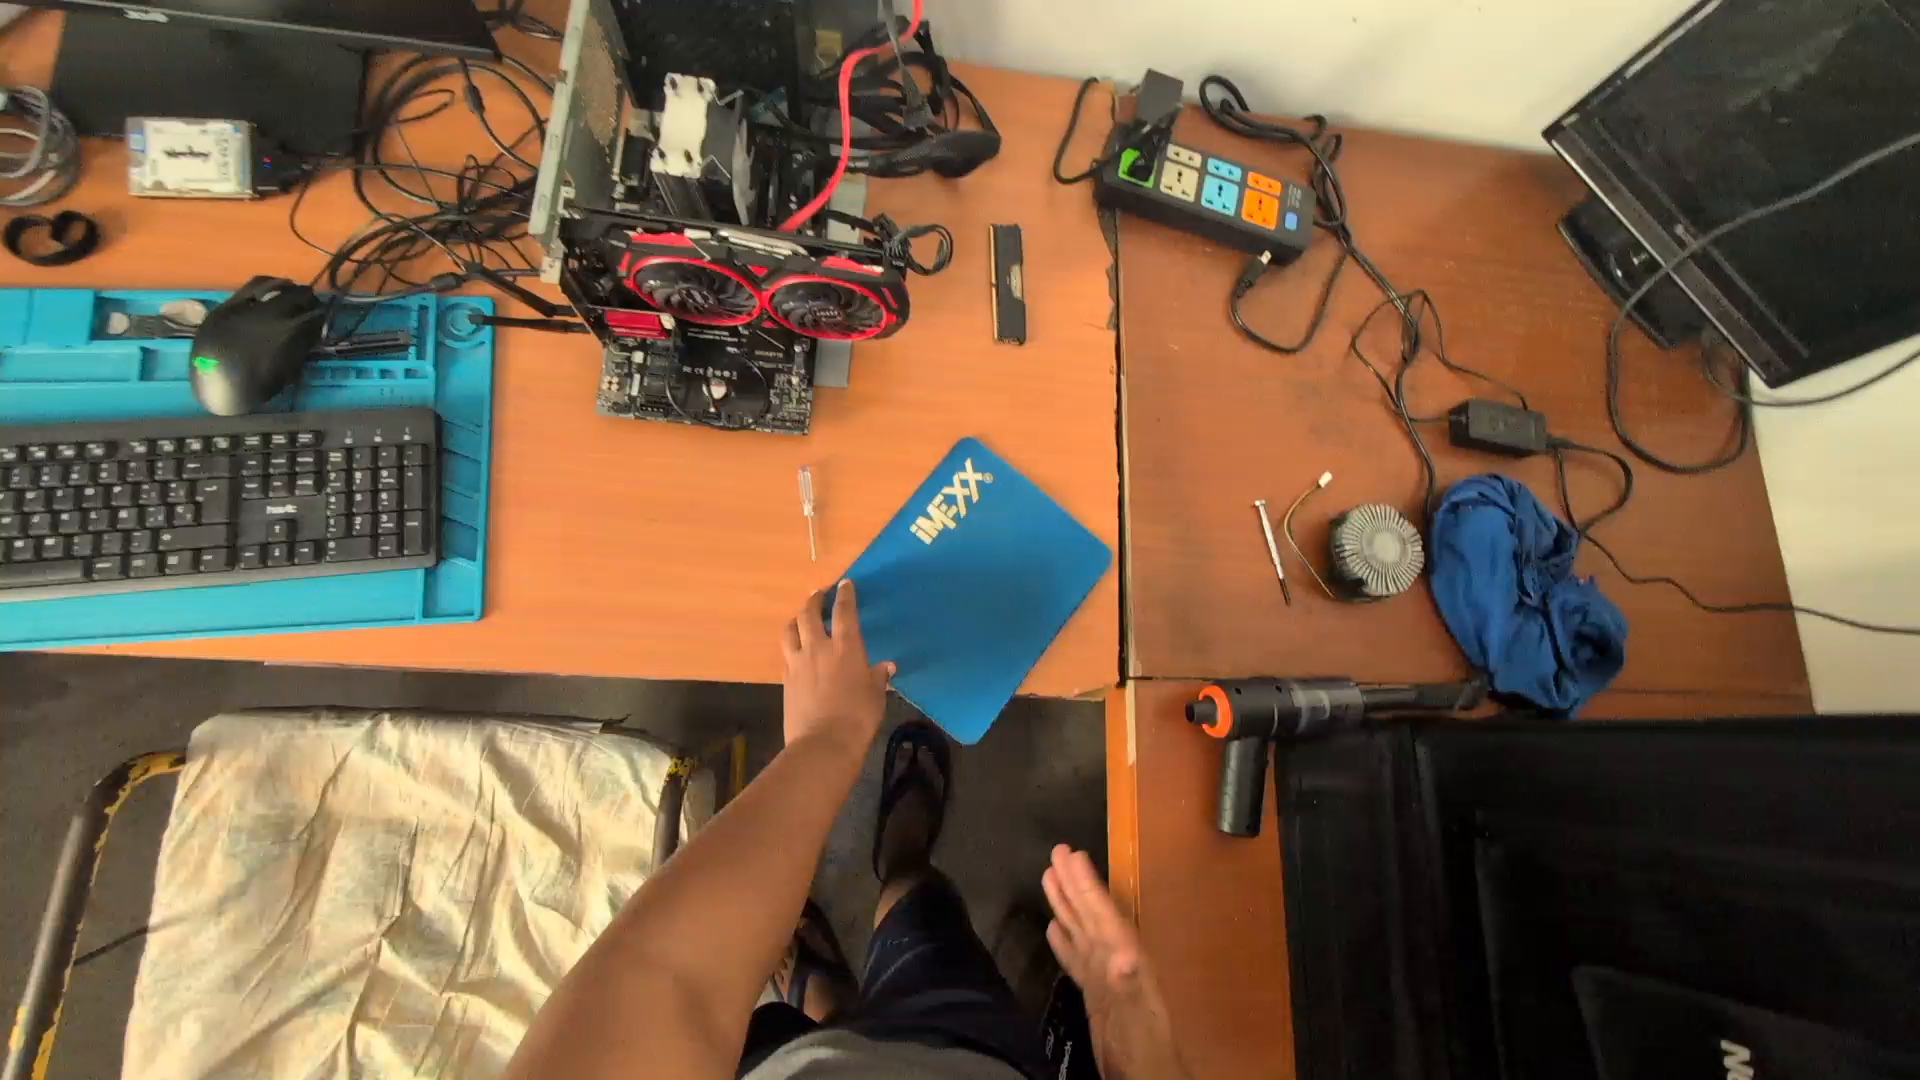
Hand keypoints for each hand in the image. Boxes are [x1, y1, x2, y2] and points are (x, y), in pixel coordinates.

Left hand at [781, 580, 894, 756]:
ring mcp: (797, 662)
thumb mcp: (876, 694)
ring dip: (796, 619)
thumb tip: (886, 666)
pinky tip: (795, 650)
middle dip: (814, 600)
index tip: (845, 584)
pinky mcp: (785, 679)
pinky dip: (791, 645)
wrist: (823, 742)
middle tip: (818, 594)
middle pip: (809, 614)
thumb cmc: (858, 716)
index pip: (844, 612)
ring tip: (801, 618)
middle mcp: (818, 648)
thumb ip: (878, 676)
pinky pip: (786, 653)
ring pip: (790, 630)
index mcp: (845, 647)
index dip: (845, 595)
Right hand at [1043, 845, 1189, 1079]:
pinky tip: (1053, 928)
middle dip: (1075, 884)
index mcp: (1125, 958)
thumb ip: (1128, 986)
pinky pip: (1076, 961)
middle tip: (1058, 851)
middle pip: (1090, 915)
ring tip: (1050, 875)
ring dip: (1067, 904)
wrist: (1147, 1079)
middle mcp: (1113, 960)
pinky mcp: (1094, 997)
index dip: (1088, 885)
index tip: (1074, 855)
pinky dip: (1064, 942)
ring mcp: (1103, 978)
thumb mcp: (1138, 1017)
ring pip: (1081, 931)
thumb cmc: (1145, 1050)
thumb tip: (1122, 953)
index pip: (1103, 913)